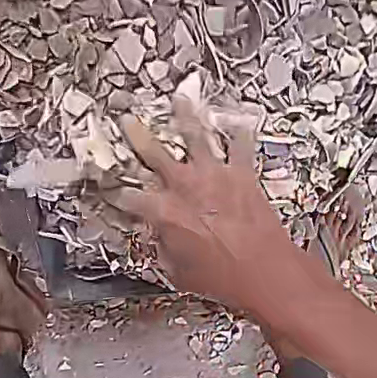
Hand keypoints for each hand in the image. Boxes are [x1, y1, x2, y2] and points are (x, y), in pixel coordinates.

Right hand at [110, 96, 310, 314]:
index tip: (110, 187)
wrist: (265, 271)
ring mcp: (215, 175)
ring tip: (180, 99)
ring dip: (185, 116)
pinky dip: (238, 132)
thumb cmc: (222, 278)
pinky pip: (240, 145)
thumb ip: (164, 248)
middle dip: (137, 136)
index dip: (116, 191)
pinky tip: (237, 120)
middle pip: (154, 153)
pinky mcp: (242, 173)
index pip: (129, 197)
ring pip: (196, 136)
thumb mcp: (179, 272)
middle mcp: (185, 186)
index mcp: (164, 212)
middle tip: (128, 121)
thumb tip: (160, 237)